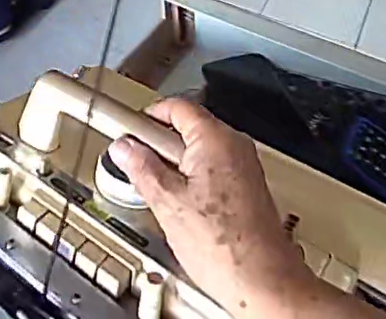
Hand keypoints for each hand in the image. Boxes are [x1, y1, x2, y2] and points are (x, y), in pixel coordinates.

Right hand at [110, 100, 351, 317]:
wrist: (260, 278)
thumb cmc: (223, 244)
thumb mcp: (168, 204)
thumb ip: (143, 170)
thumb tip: (124, 148)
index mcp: (215, 137)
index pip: (179, 107)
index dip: (150, 115)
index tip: (131, 128)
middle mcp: (234, 142)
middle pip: (190, 127)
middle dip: (161, 144)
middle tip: (138, 162)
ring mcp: (244, 162)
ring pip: (202, 148)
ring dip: (178, 162)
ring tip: (159, 190)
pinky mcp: (248, 182)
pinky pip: (216, 166)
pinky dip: (196, 176)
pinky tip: (184, 204)